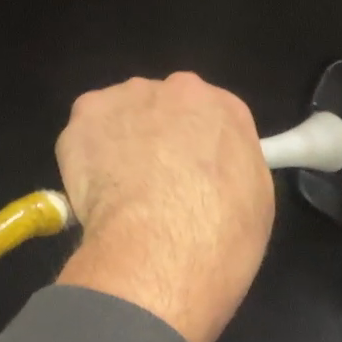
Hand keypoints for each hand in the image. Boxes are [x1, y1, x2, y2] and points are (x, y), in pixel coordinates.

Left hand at [55, 73, 273, 341]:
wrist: (164, 251)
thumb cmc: (225, 235)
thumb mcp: (258, 206)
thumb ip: (236, 173)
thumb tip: (218, 175)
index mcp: (227, 110)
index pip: (218, 120)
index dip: (207, 152)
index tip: (202, 179)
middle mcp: (179, 90)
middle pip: (169, 110)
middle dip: (165, 142)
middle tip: (165, 190)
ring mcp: (126, 99)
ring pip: (125, 118)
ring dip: (126, 147)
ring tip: (129, 199)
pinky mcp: (84, 117)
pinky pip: (88, 137)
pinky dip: (91, 162)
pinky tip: (102, 198)